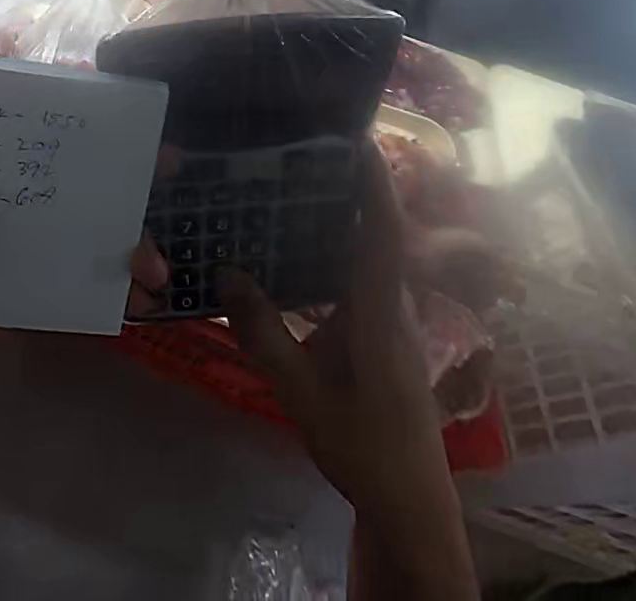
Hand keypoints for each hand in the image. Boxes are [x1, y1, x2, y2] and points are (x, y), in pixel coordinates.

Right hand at [220, 144, 477, 599]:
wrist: (408, 497)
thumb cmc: (361, 445)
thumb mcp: (302, 395)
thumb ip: (264, 335)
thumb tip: (227, 274)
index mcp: (378, 311)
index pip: (382, 230)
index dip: (373, 181)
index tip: (355, 137)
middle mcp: (389, 300)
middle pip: (373, 227)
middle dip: (347, 182)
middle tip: (300, 151)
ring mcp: (388, 312)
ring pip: (365, 248)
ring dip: (337, 213)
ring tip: (290, 184)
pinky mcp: (380, 324)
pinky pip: (355, 270)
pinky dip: (330, 246)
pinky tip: (293, 247)